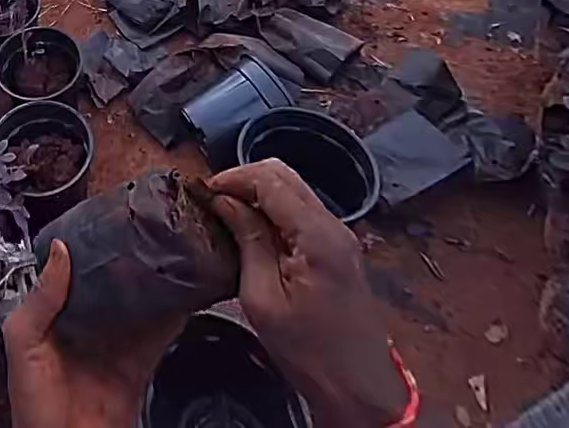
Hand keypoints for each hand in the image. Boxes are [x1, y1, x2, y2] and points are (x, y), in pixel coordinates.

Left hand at [3, 240, 180, 427]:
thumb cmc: (33, 410)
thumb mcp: (24, 343)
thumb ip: (40, 298)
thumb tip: (58, 249)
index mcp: (56, 313)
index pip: (74, 269)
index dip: (89, 246)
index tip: (106, 222)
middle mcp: (87, 323)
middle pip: (111, 282)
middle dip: (126, 260)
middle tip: (145, 231)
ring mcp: (114, 343)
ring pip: (138, 302)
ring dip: (152, 281)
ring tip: (168, 252)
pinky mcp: (137, 365)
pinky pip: (158, 335)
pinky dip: (172, 314)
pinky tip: (183, 294)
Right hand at [209, 159, 408, 426]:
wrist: (363, 394)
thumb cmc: (309, 353)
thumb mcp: (263, 299)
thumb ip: (247, 241)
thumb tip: (224, 201)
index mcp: (317, 235)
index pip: (269, 180)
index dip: (233, 178)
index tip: (205, 192)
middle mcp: (332, 224)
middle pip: (282, 175)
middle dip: (244, 179)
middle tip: (215, 199)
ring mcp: (339, 233)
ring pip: (291, 186)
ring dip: (257, 191)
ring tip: (228, 211)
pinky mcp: (337, 245)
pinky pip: (300, 207)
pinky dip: (272, 206)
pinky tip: (252, 226)